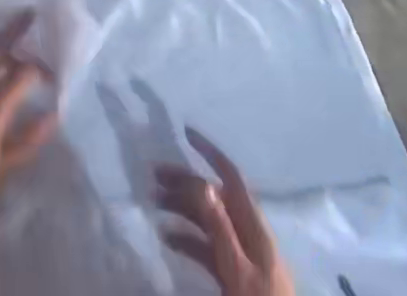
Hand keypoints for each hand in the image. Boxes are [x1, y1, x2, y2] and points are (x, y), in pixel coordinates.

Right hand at [157, 129, 294, 295]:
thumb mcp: (238, 270)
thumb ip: (220, 228)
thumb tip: (204, 183)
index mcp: (253, 226)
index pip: (231, 177)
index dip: (210, 152)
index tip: (185, 133)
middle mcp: (247, 232)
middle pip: (214, 196)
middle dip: (185, 181)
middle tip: (153, 176)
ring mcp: (241, 253)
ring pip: (208, 219)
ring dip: (182, 208)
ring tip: (153, 203)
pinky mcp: (234, 273)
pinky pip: (207, 246)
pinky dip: (187, 239)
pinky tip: (167, 239)